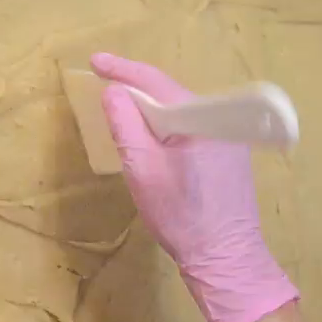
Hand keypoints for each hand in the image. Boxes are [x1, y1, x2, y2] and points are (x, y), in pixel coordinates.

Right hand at [92, 53, 297, 321]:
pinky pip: (190, 126)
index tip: (93, 61)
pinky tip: (149, 131)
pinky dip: (165, 123)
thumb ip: (126, 126)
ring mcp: (227, 139)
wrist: (227, 260)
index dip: (122, 69)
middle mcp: (218, 121)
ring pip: (179, 110)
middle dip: (135, 84)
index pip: (155, 81)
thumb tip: (113, 91)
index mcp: (200, 119)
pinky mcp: (227, 156)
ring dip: (149, 105)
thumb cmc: (181, 216)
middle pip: (169, 92)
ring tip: (120, 101)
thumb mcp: (143, 170)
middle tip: (102, 77)